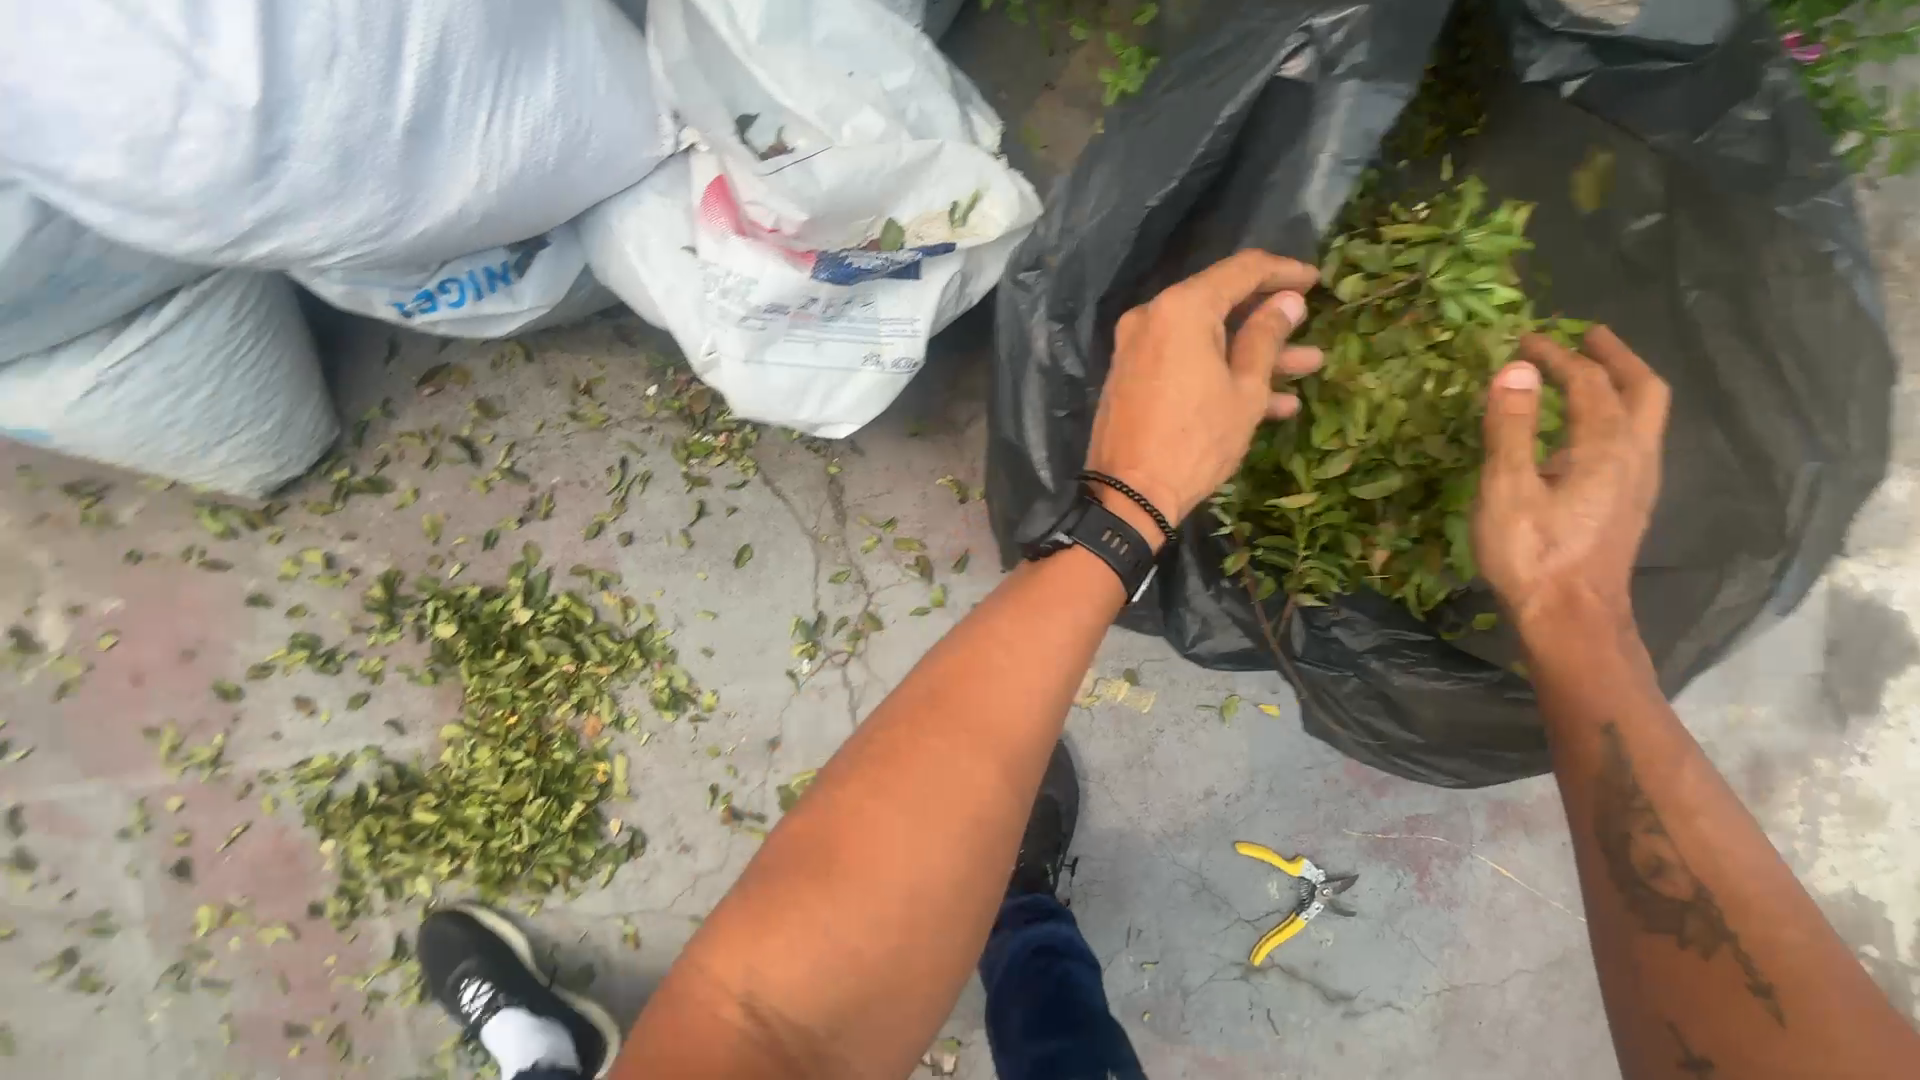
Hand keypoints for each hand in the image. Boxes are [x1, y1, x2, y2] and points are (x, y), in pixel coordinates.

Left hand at [1084, 250, 1321, 529]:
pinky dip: (1220, 372)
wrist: (1128, 496)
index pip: (1241, 270)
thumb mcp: (1245, 390)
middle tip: (1311, 329)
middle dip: (1270, 320)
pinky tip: (1272, 401)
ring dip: (1254, 353)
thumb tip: (1287, 301)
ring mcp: (1136, 349)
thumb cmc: (1196, 442)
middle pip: (1220, 304)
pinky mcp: (1132, 378)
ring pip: (1206, 339)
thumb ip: (1266, 338)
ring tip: (1308, 366)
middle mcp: (1151, 317)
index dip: (1283, 272)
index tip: (1315, 281)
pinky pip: (1184, 362)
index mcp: (1180, 308)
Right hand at [1474, 327, 1669, 636]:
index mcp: (1605, 447)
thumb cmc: (1531, 553)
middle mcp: (1635, 456)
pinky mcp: (1629, 504)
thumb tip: (1515, 368)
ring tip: (1589, 375)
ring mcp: (1638, 483)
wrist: (1569, 616)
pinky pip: (1634, 441)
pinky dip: (1615, 416)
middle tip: (1587, 337)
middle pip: (1642, 390)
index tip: (1524, 339)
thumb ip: (1512, 427)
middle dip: (1615, 358)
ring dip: (1619, 386)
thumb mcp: (1507, 488)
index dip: (1558, 356)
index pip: (1588, 383)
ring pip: (1644, 417)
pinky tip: (1585, 434)